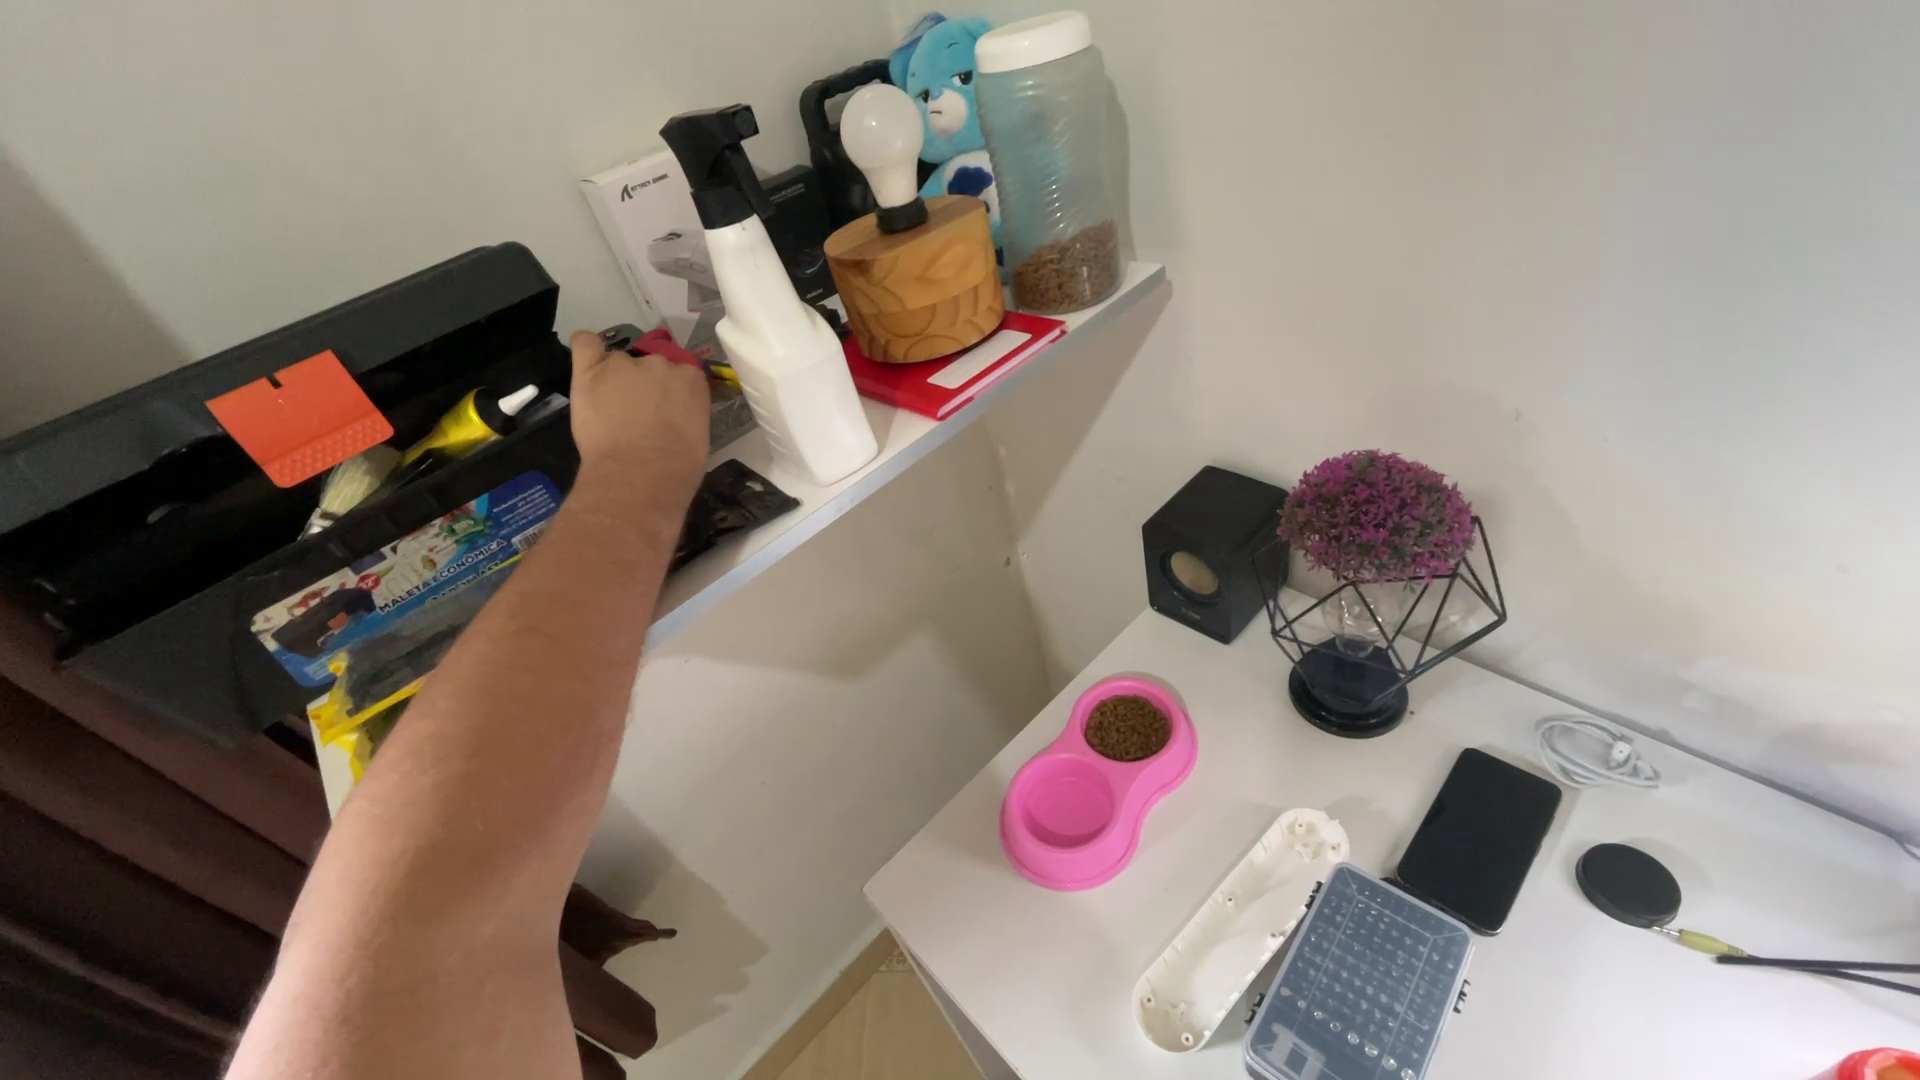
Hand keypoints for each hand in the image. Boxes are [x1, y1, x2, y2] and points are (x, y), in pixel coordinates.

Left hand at [566, 330, 709, 493]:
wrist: (641, 475)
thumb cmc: (678, 467)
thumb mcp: (698, 436)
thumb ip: (686, 413)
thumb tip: (675, 415)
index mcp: (692, 379)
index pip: (683, 374)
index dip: (673, 392)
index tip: (668, 410)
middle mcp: (660, 363)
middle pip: (652, 365)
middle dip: (647, 386)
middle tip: (640, 415)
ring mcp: (624, 364)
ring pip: (619, 362)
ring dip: (618, 379)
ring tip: (612, 409)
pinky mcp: (591, 371)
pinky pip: (585, 344)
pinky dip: (587, 349)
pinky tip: (588, 365)